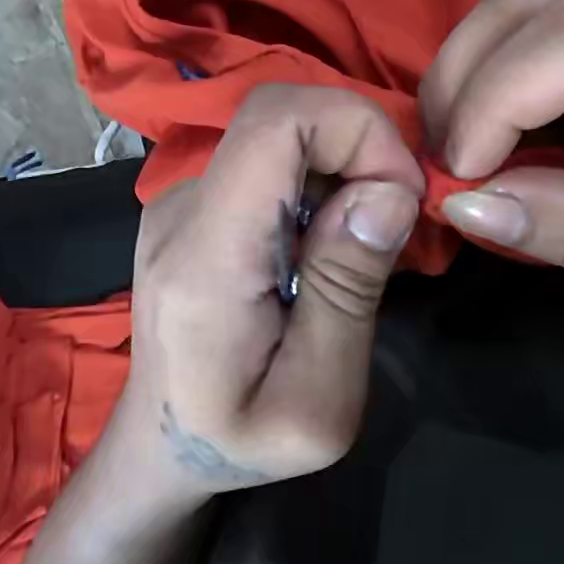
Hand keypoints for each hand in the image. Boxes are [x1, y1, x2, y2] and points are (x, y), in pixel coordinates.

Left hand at [125, 84, 424, 491]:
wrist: (162, 442)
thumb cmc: (239, 441)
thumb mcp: (318, 401)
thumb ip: (347, 290)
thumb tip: (387, 191)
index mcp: (204, 257)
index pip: (274, 122)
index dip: (355, 128)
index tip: (402, 194)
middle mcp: (178, 212)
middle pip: (276, 121)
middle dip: (355, 151)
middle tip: (388, 226)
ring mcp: (175, 205)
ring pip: (273, 142)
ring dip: (335, 175)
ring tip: (349, 252)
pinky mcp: (186, 210)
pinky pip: (259, 168)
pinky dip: (307, 189)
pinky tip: (312, 252)